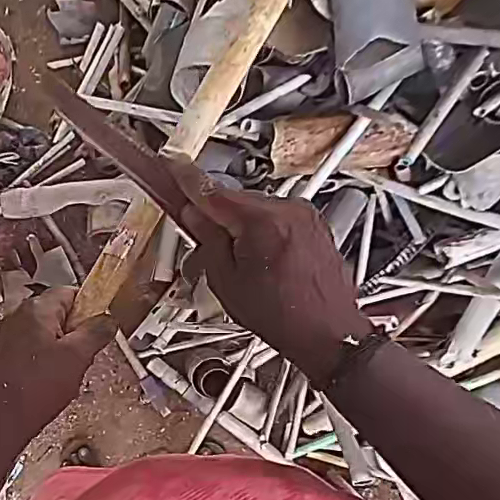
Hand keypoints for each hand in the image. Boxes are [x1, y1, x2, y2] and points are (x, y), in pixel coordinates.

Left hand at [0, 287, 111, 445]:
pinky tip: (51, 381)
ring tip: (66, 372)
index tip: (101, 326)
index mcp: (35, 310)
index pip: (70, 293)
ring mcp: (9, 336)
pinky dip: (48, 360)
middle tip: (84, 355)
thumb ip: (96, 332)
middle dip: (77, 332)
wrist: (1, 423)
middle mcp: (18, 317)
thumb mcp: (77, 357)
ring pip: (48, 332)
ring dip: (63, 349)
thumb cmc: (33, 390)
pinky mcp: (6, 355)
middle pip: (59, 312)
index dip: (90, 308)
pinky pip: (35, 348)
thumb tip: (108, 319)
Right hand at [171, 164, 371, 384]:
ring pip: (253, 209)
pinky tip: (254, 261)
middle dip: (211, 217)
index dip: (186, 179)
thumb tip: (194, 214)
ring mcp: (304, 215)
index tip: (172, 165)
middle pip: (233, 200)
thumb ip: (207, 241)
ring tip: (234, 265)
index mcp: (263, 222)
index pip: (213, 192)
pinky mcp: (312, 224)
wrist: (327, 334)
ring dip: (235, 227)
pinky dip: (256, 231)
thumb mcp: (225, 281)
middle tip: (197, 242)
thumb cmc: (283, 316)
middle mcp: (288, 210)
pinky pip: (273, 217)